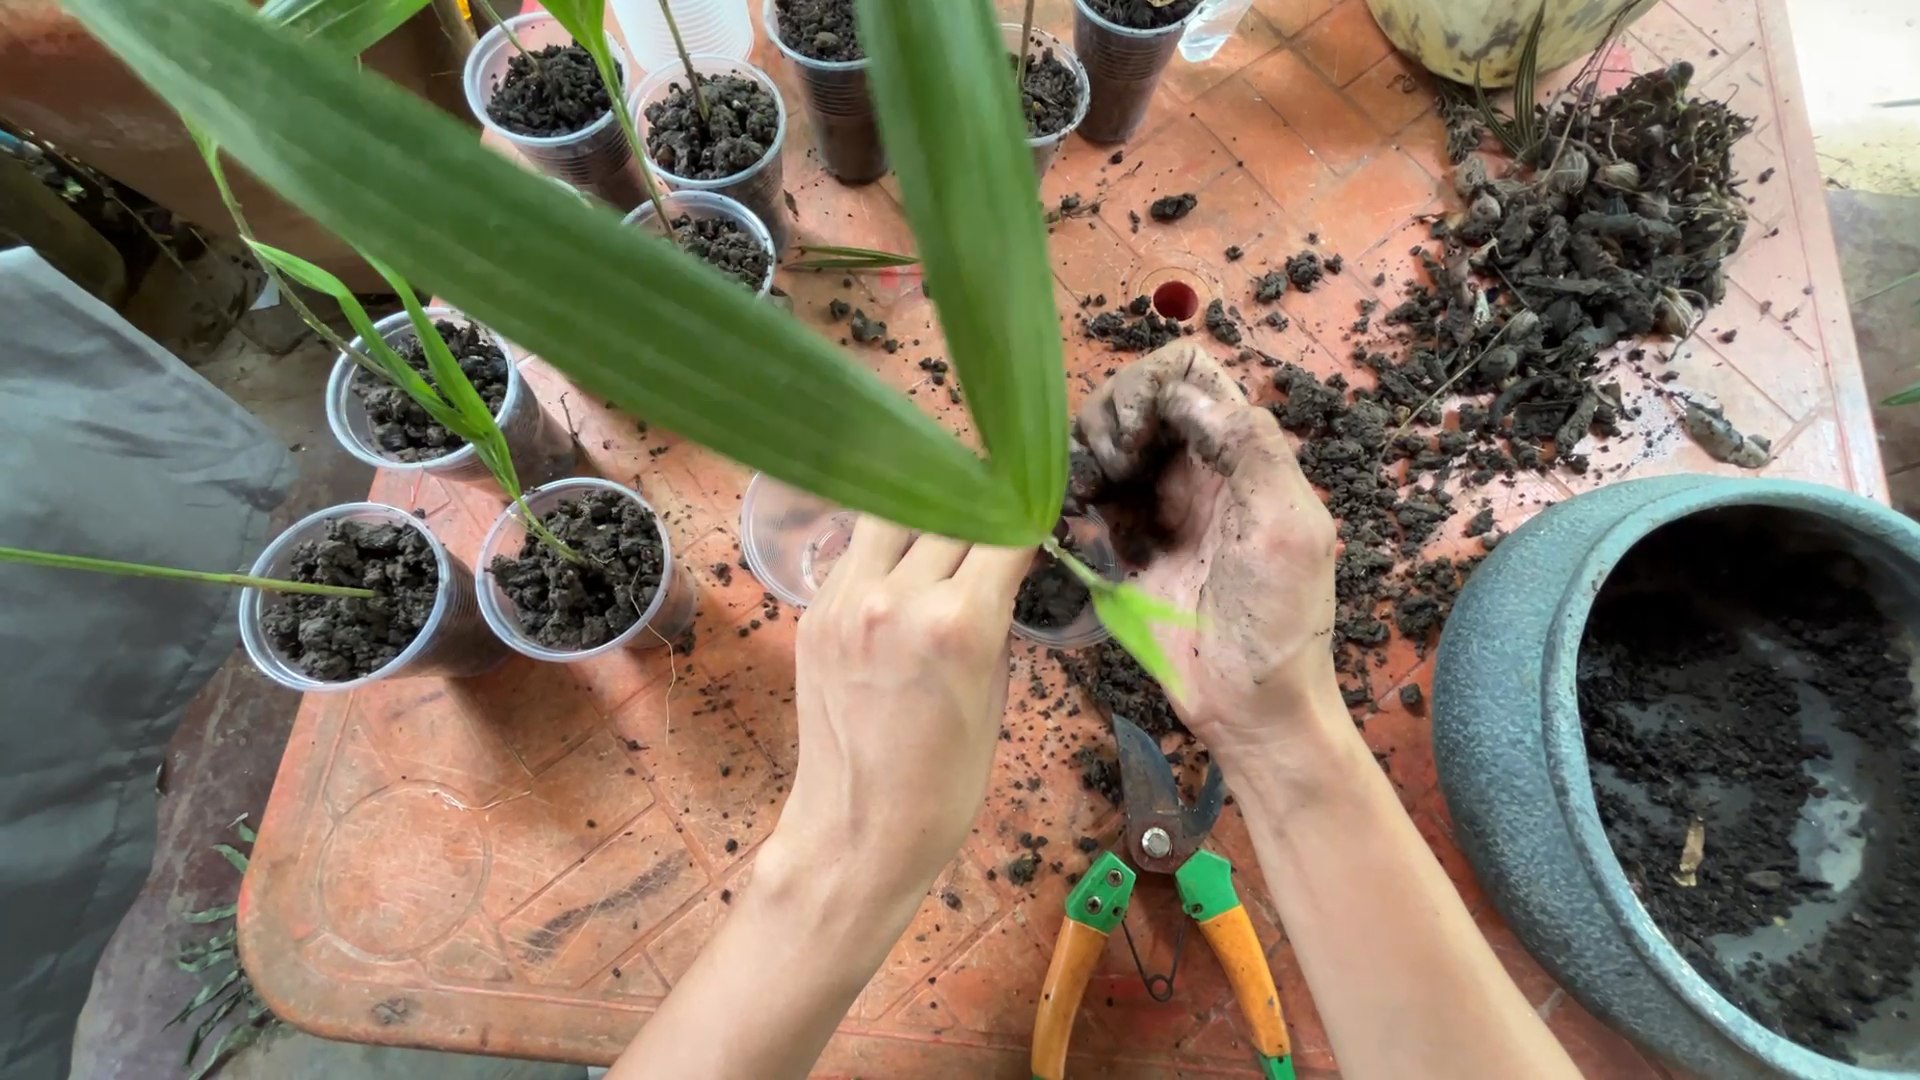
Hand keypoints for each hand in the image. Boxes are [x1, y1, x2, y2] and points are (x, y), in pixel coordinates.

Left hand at [765, 518, 1032, 899]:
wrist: (858, 829)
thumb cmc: (947, 782)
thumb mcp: (995, 693)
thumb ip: (996, 617)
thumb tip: (1000, 568)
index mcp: (958, 623)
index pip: (1002, 534)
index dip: (1025, 519)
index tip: (1033, 515)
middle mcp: (898, 597)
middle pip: (950, 515)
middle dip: (981, 515)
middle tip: (994, 522)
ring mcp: (846, 599)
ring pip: (893, 516)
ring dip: (926, 518)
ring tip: (942, 533)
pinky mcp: (814, 610)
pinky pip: (856, 552)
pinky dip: (886, 548)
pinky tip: (900, 566)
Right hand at [1075, 342, 1340, 759]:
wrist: (1245, 704)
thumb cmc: (1278, 621)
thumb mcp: (1288, 530)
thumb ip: (1250, 449)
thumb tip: (1183, 396)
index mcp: (1237, 453)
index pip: (1188, 375)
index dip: (1152, 387)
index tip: (1139, 437)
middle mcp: (1189, 466)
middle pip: (1133, 398)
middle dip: (1111, 416)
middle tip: (1114, 468)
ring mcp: (1150, 502)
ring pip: (1101, 437)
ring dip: (1087, 450)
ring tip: (1093, 493)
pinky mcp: (1117, 540)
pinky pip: (1084, 490)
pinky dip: (1071, 487)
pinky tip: (1079, 513)